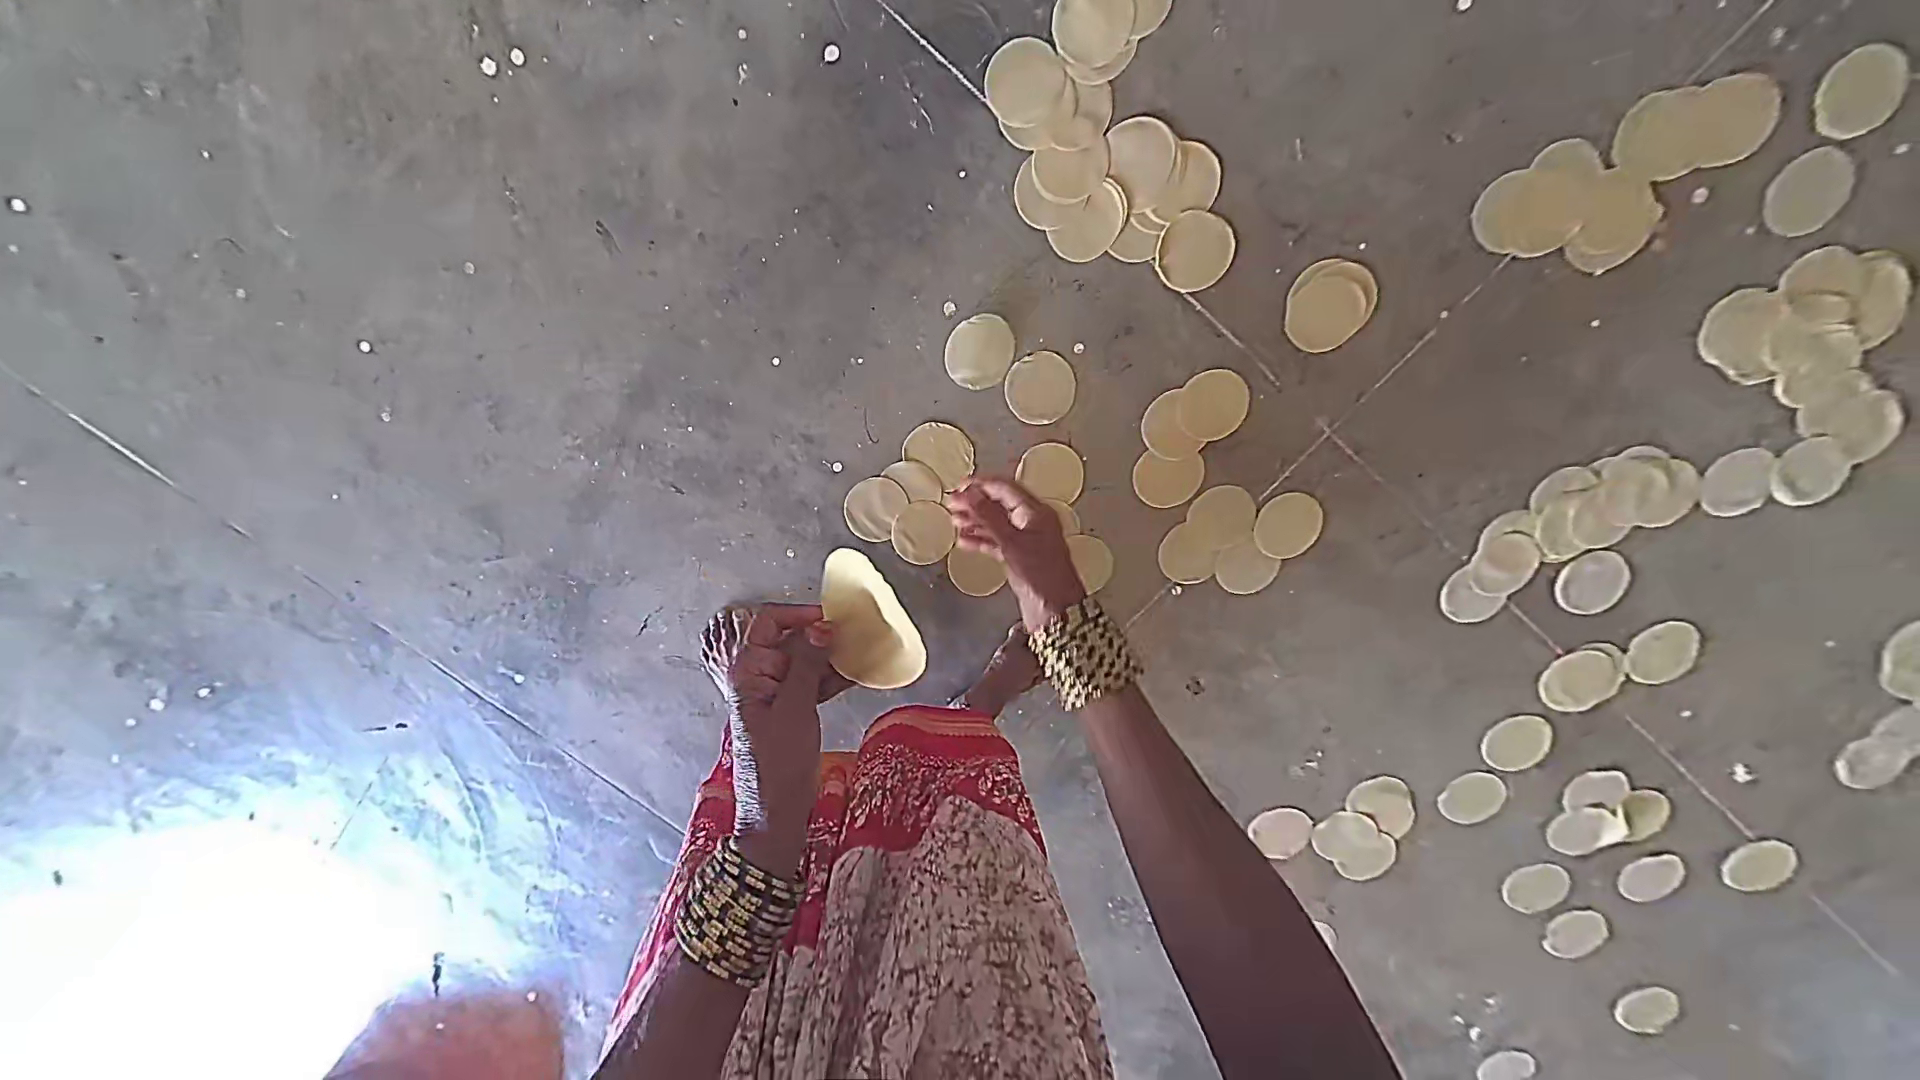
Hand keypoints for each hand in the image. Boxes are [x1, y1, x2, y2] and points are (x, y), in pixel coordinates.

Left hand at [700, 605, 834, 873]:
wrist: (777, 812)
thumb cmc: (778, 762)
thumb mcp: (795, 708)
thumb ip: (807, 665)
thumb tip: (821, 627)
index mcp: (749, 673)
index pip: (767, 624)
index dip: (798, 614)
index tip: (829, 617)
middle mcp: (761, 678)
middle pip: (790, 641)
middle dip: (820, 636)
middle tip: (853, 636)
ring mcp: (777, 694)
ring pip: (805, 661)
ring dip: (830, 657)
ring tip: (859, 653)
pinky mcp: (793, 709)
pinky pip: (813, 682)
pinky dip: (831, 677)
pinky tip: (854, 674)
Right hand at [947, 477, 1087, 633]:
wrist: (1055, 611)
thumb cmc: (1040, 574)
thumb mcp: (1011, 542)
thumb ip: (989, 517)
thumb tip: (971, 494)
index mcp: (1036, 512)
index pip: (1006, 488)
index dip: (982, 485)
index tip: (959, 486)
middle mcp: (1032, 522)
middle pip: (1000, 504)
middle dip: (975, 503)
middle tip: (951, 503)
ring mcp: (1026, 540)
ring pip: (997, 523)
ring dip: (975, 521)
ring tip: (954, 520)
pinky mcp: (1019, 557)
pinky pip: (997, 542)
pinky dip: (981, 540)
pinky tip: (964, 541)